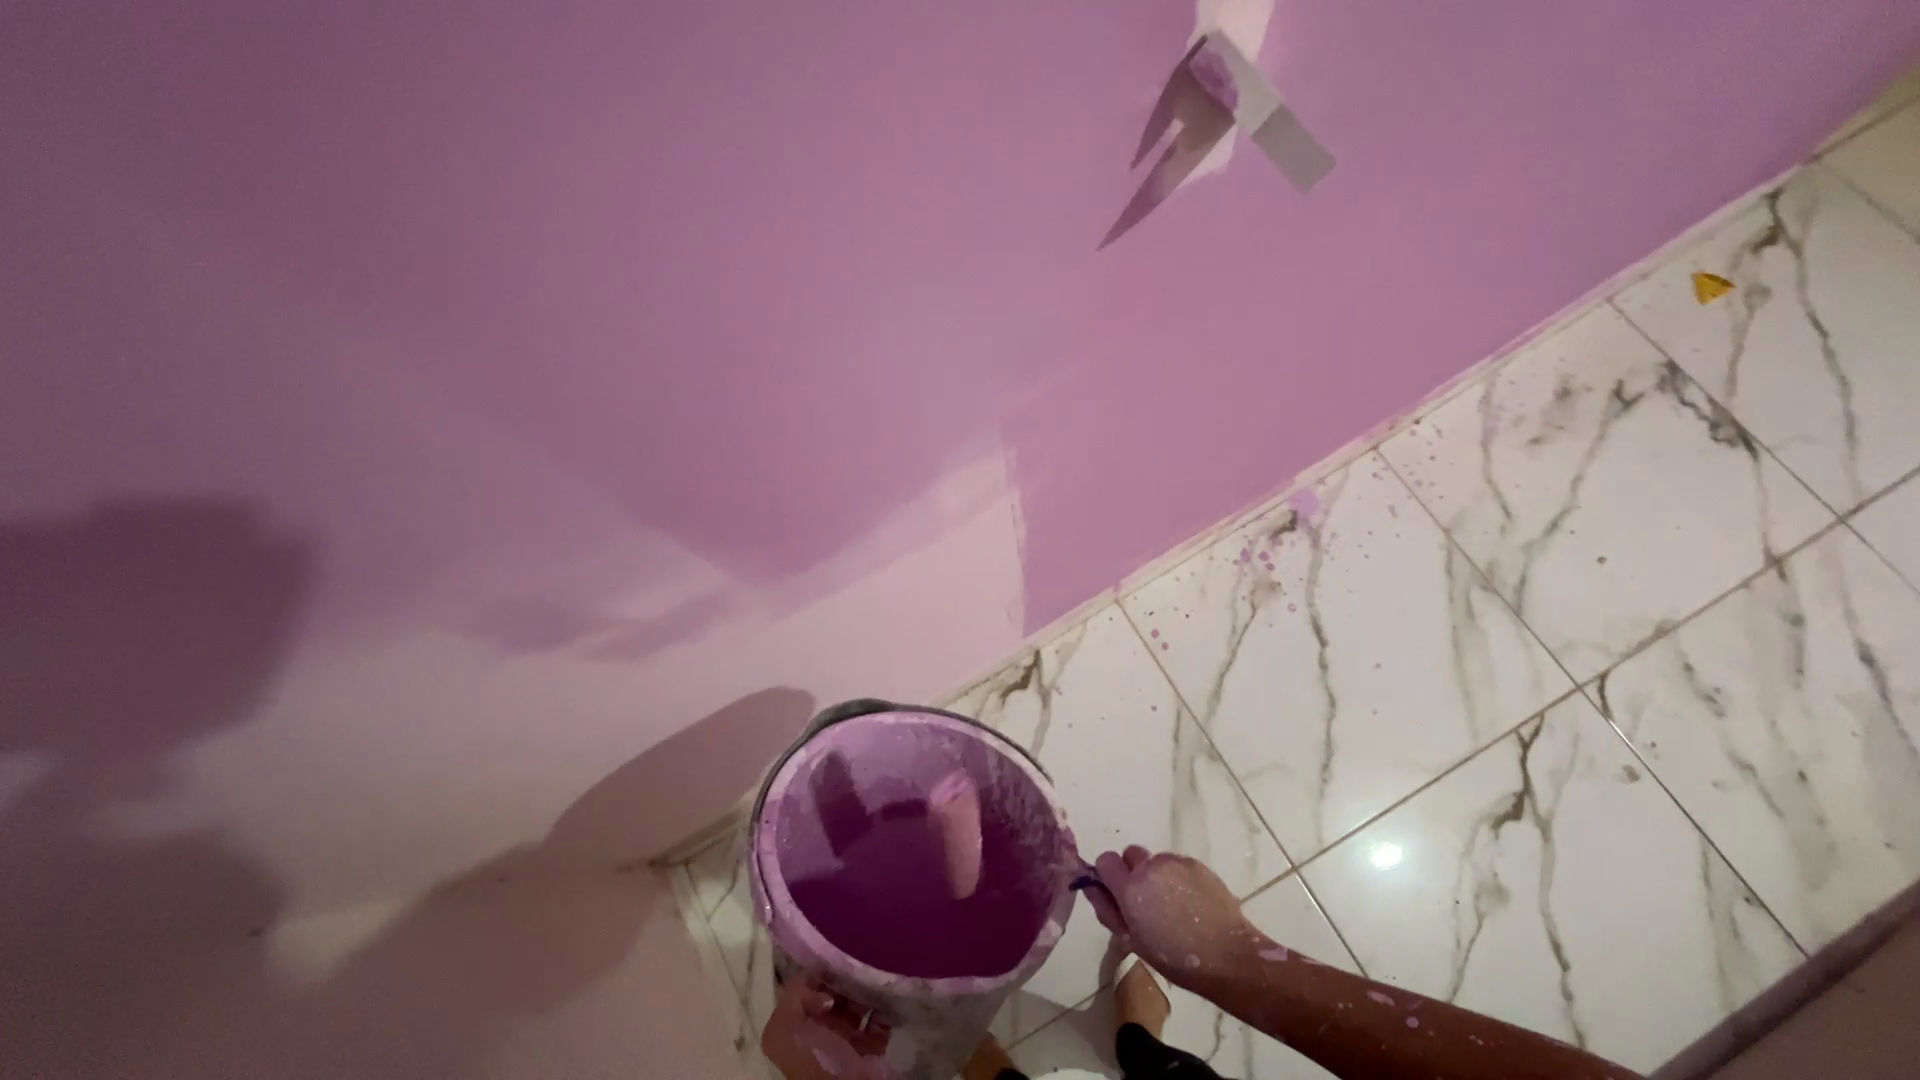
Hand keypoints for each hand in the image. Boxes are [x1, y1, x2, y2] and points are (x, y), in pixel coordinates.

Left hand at [761, 974, 895, 1079]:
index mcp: (799, 1027)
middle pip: (836, 995)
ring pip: (859, 1006)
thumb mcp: (784, 1031)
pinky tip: (887, 1002)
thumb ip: (792, 999)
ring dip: (868, 993)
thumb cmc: (816, 1060)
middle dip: (848, 980)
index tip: (839, 956)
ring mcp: (847, 1042)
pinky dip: (885, 1012)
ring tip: (877, 981)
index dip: (821, 972)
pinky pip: (880, 1023)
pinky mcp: (871, 1050)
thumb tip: (824, 991)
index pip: (808, 988)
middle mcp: (821, 1033)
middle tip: (862, 966)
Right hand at [1085, 846, 1262, 985]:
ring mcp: (1175, 863)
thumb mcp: (1132, 940)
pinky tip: (1191, 903)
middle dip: (1133, 872)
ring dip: (1156, 875)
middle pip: (1130, 854)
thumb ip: (1107, 910)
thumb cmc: (1174, 958)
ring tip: (1173, 905)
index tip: (1118, 893)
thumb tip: (1090, 887)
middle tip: (1146, 901)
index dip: (1108, 875)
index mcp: (1130, 887)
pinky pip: (1177, 865)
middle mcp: (1150, 867)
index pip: (1105, 860)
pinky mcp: (1197, 864)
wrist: (1227, 956)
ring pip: (1155, 860)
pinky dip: (1177, 878)